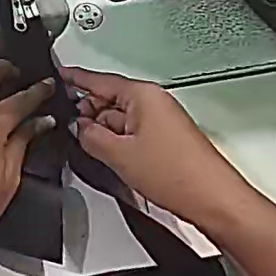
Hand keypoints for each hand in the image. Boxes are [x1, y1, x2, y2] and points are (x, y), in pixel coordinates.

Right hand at [61, 66, 254, 223]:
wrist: (215, 201)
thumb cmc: (181, 175)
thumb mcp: (118, 154)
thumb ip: (89, 135)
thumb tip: (78, 128)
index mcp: (143, 95)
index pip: (99, 80)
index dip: (75, 78)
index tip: (61, 74)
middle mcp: (154, 102)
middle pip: (109, 99)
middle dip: (89, 114)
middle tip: (73, 128)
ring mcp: (161, 120)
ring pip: (120, 118)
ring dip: (105, 132)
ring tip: (98, 151)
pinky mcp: (166, 138)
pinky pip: (133, 132)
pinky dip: (120, 143)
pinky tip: (116, 159)